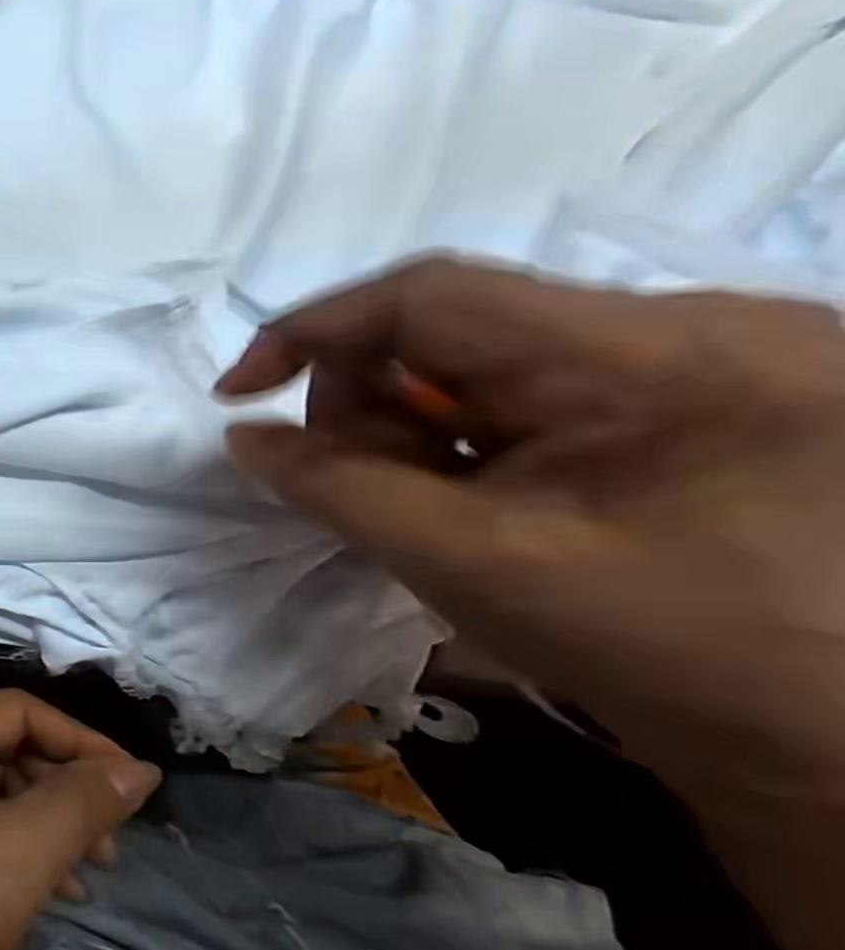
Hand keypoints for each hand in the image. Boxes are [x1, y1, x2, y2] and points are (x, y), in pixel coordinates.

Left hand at [0, 690, 161, 949]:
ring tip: (100, 861)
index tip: (136, 778)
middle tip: (115, 834)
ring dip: (57, 817)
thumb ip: (86, 801)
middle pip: (14, 743)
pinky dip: (30, 834)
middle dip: (69, 789)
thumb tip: (143, 769)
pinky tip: (67, 880)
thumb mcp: (25, 850)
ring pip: (8, 777)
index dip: (82, 741)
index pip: (19, 711)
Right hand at [216, 256, 844, 949]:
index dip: (309, 332)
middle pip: (453, 331)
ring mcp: (711, 360)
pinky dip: (475, 443)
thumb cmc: (655, 655)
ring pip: (488, 365)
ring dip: (422, 431)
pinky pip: (536, 394)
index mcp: (648, 354)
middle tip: (356, 484)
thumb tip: (244, 435)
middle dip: (372, 405)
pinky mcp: (709, 398)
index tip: (239, 392)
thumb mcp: (462, 561)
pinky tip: (487, 500)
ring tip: (435, 509)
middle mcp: (690, 327)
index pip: (428, 295)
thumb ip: (334, 486)